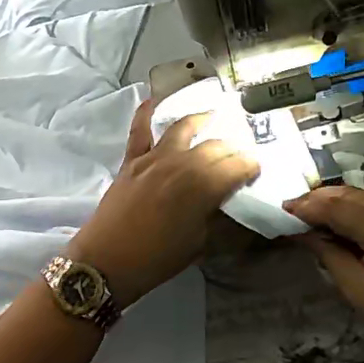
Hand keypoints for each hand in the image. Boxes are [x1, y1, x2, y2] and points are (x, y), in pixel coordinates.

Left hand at [68, 98, 258, 306]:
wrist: (106, 263)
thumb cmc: (158, 259)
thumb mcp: (201, 244)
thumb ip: (222, 219)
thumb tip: (238, 206)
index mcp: (204, 186)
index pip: (239, 166)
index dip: (252, 167)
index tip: (256, 172)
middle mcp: (183, 163)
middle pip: (216, 146)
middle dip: (234, 149)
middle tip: (240, 156)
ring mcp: (155, 157)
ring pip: (184, 128)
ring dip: (202, 121)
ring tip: (213, 118)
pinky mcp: (132, 159)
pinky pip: (140, 128)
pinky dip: (148, 111)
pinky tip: (156, 100)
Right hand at [283, 186, 363, 362]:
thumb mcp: (361, 292)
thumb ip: (331, 256)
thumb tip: (303, 233)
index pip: (341, 207)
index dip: (310, 206)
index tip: (282, 209)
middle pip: (352, 195)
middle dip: (319, 199)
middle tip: (289, 209)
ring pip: (363, 198)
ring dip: (334, 203)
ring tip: (305, 214)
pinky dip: (350, 211)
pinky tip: (333, 223)